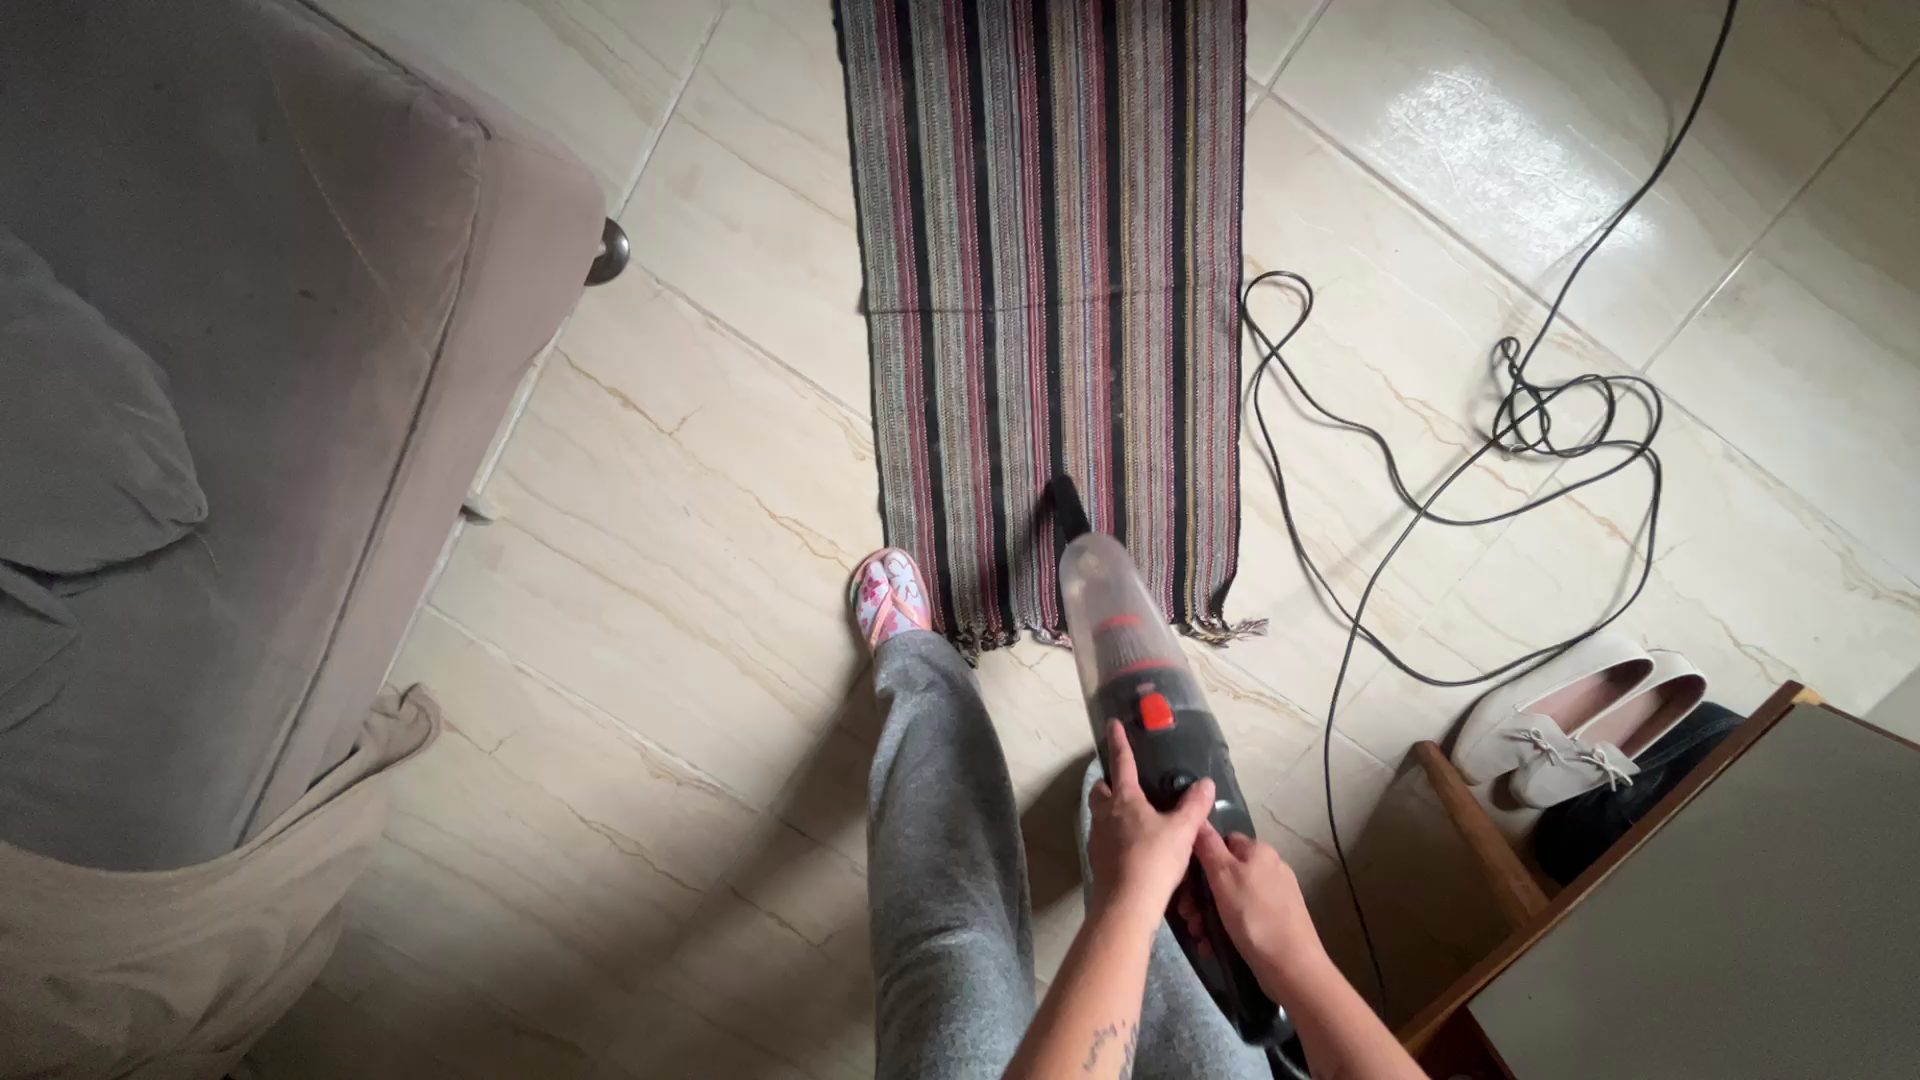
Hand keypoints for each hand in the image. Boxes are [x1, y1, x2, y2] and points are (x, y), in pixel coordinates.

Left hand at [1087, 719, 1215, 928]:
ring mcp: (1098, 837)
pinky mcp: (1098, 860)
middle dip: (1108, 782)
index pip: (1120, 762)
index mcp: (1124, 799)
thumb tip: (1206, 783)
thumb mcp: (1181, 831)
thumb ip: (1194, 806)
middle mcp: (1105, 813)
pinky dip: (1114, 835)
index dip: (1118, 742)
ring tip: (1130, 815)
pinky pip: (1104, 838)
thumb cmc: (1153, 860)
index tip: (1112, 724)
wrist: (1126, 904)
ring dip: (1110, 809)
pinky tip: (1130, 846)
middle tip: (1122, 783)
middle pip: (1100, 789)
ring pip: (1099, 814)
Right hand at [1191, 824, 1327, 990]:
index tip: (1185, 881)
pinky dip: (1225, 928)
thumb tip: (1199, 817)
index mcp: (1259, 851)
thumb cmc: (1253, 916)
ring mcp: (1276, 897)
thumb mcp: (1223, 875)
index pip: (1221, 841)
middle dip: (1200, 894)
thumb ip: (1208, 844)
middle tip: (1188, 915)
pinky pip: (1243, 917)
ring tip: (1198, 934)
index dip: (1200, 858)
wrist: (1293, 968)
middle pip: (1223, 872)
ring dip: (1208, 914)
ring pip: (1230, 897)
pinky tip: (1212, 944)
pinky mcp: (1277, 922)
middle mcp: (1269, 869)